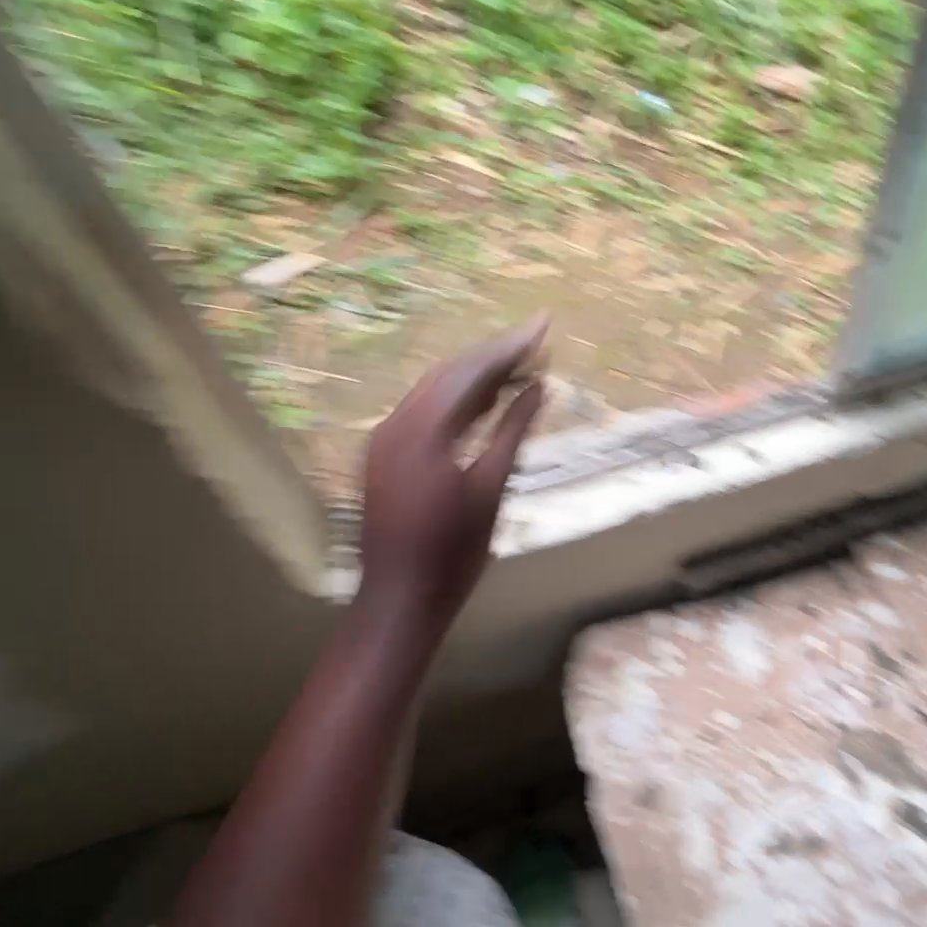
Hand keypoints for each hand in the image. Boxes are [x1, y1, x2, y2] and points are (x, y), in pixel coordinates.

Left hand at [356, 316, 547, 632]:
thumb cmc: (453, 553)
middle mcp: (395, 423)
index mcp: (422, 429)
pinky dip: (457, 401)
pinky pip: (423, 411)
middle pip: (451, 373)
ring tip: (521, 368)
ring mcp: (383, 438)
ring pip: (435, 390)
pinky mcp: (382, 454)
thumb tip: (540, 387)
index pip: (472, 371)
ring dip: (477, 377)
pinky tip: (486, 401)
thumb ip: (514, 431)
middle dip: (496, 356)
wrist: (399, 600)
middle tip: (538, 344)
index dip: (511, 347)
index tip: (544, 326)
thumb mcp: (492, 489)